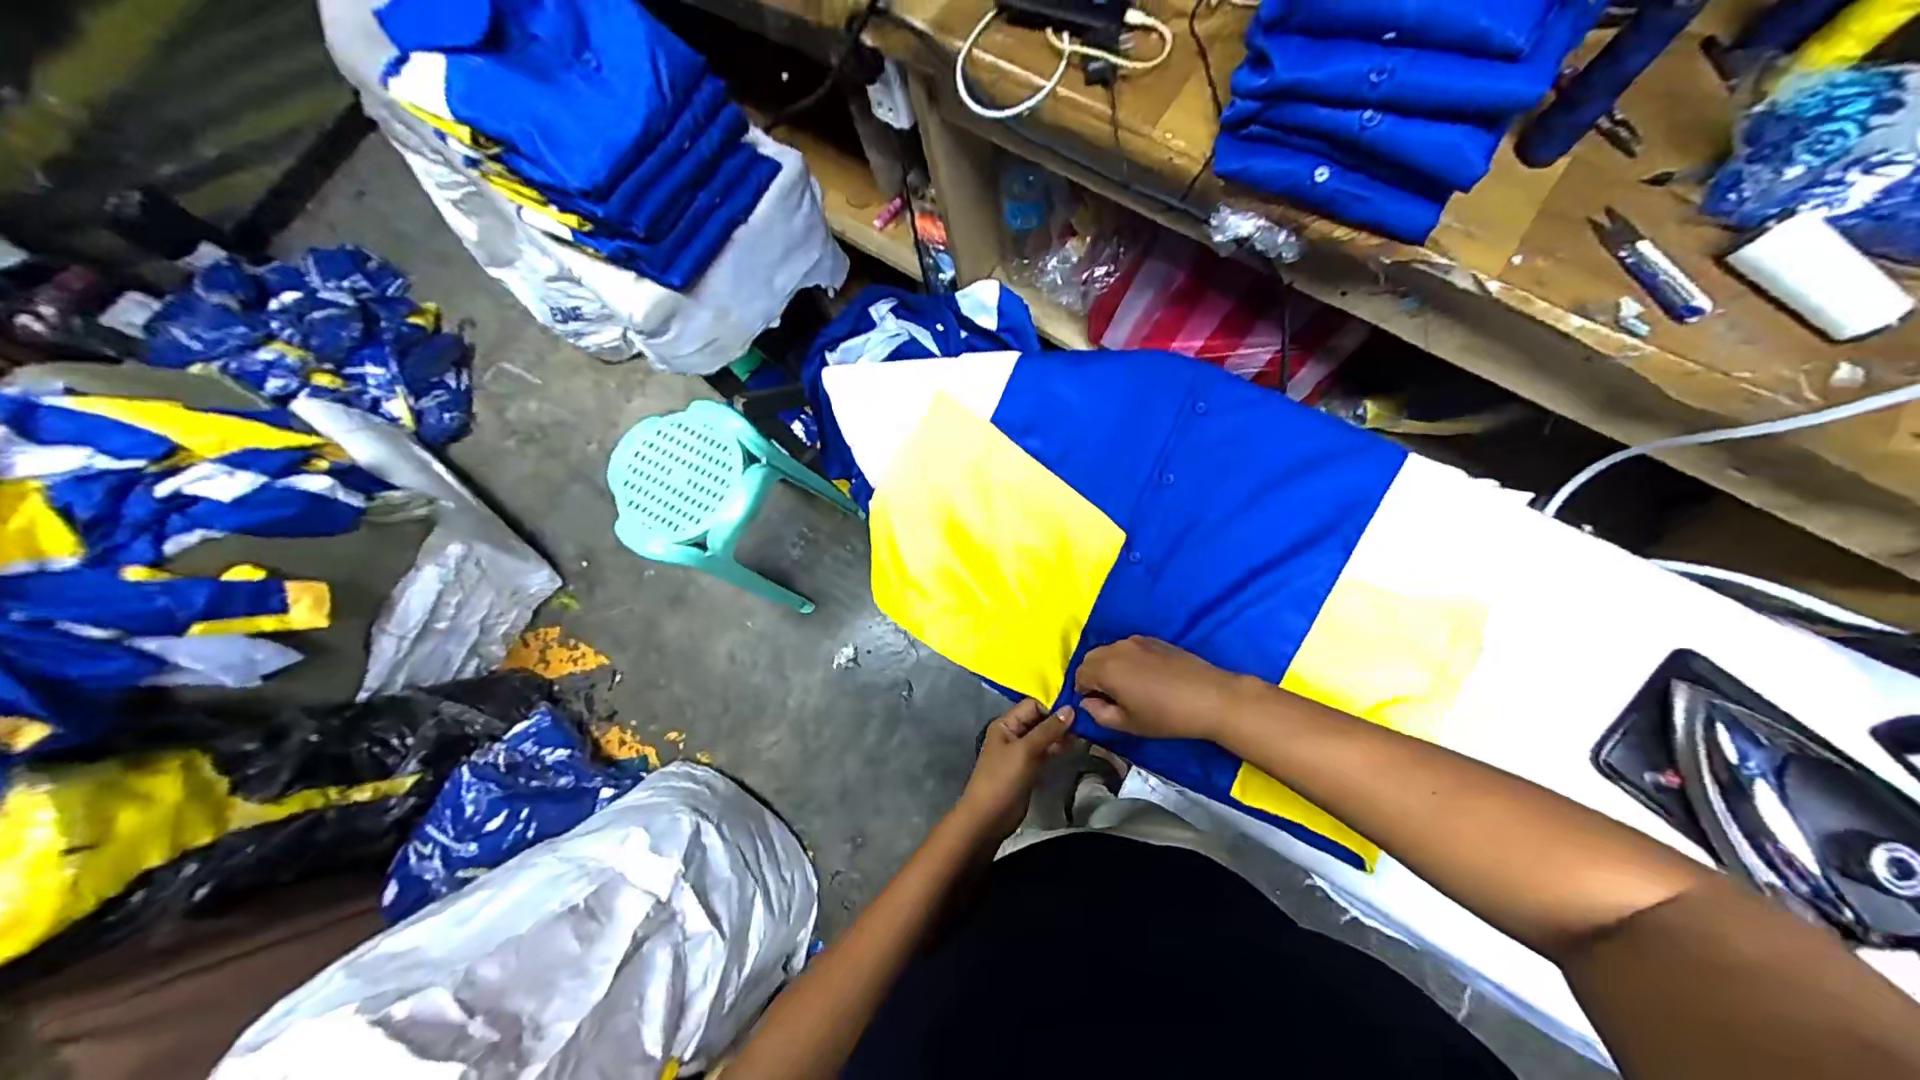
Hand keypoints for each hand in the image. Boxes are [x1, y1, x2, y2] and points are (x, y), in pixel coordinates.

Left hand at [956, 698, 1075, 839]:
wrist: (989, 817)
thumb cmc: (1003, 779)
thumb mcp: (1025, 750)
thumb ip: (1048, 730)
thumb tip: (1071, 709)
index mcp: (1006, 724)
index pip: (1033, 705)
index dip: (1053, 706)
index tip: (1078, 710)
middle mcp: (1013, 733)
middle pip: (1040, 719)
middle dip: (1060, 720)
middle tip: (1086, 723)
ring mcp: (1021, 751)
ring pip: (1045, 736)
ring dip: (1062, 735)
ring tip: (1085, 734)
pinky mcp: (1029, 767)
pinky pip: (1046, 751)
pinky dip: (1058, 748)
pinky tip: (1075, 747)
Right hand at [1074, 636, 1255, 742]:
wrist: (1211, 697)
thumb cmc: (1167, 716)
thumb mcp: (1129, 724)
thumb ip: (1100, 714)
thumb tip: (1088, 703)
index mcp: (1106, 668)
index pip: (1079, 674)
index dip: (1083, 691)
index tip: (1097, 706)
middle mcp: (1117, 648)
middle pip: (1091, 658)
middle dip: (1093, 676)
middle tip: (1110, 698)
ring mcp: (1137, 641)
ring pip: (1110, 651)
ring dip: (1109, 666)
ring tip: (1128, 687)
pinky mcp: (1154, 640)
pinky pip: (1128, 647)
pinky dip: (1126, 659)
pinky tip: (1144, 677)